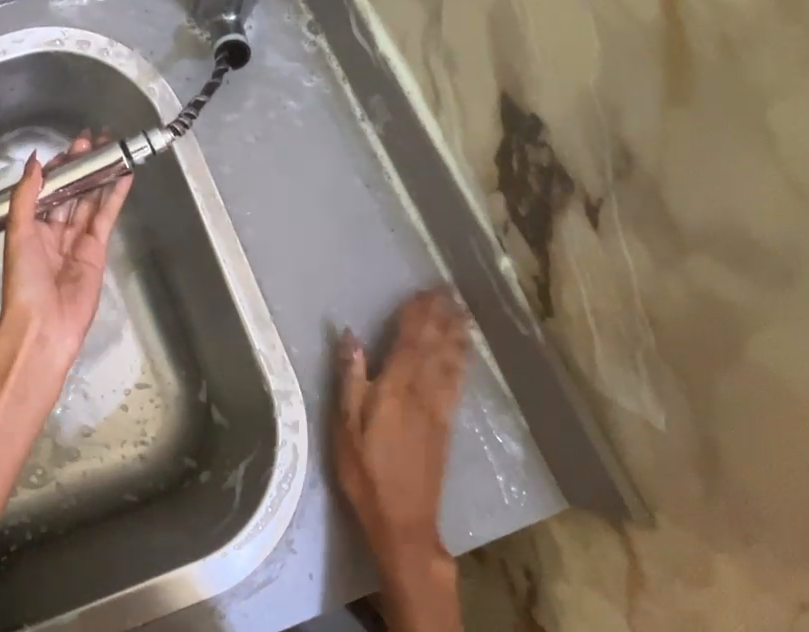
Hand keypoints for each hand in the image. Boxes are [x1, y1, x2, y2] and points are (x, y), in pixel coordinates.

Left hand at [0, 135, 132, 361]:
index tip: (72, 146)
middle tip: (94, 138)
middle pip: (70, 191)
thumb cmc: (24, 278)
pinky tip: (122, 176)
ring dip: (99, 176)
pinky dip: (114, 197)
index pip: (47, 188)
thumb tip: (35, 160)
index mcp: (30, 226)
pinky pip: (105, 217)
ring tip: (110, 149)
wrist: (43, 325)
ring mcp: (76, 240)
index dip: (59, 167)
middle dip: (81, 166)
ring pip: (89, 201)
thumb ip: (26, 194)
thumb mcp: (18, 232)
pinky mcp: (97, 250)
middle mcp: (53, 230)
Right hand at [334, 289, 468, 565]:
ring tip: (462, 310)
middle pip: (433, 347)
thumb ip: (350, 378)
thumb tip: (350, 335)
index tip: (422, 290)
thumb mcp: (344, 425)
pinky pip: (457, 383)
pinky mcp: (446, 425)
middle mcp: (422, 393)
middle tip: (449, 289)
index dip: (416, 315)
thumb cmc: (364, 471)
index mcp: (394, 389)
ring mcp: (438, 409)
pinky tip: (464, 353)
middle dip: (440, 316)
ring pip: (450, 362)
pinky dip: (461, 361)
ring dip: (456, 334)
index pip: (408, 341)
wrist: (403, 519)